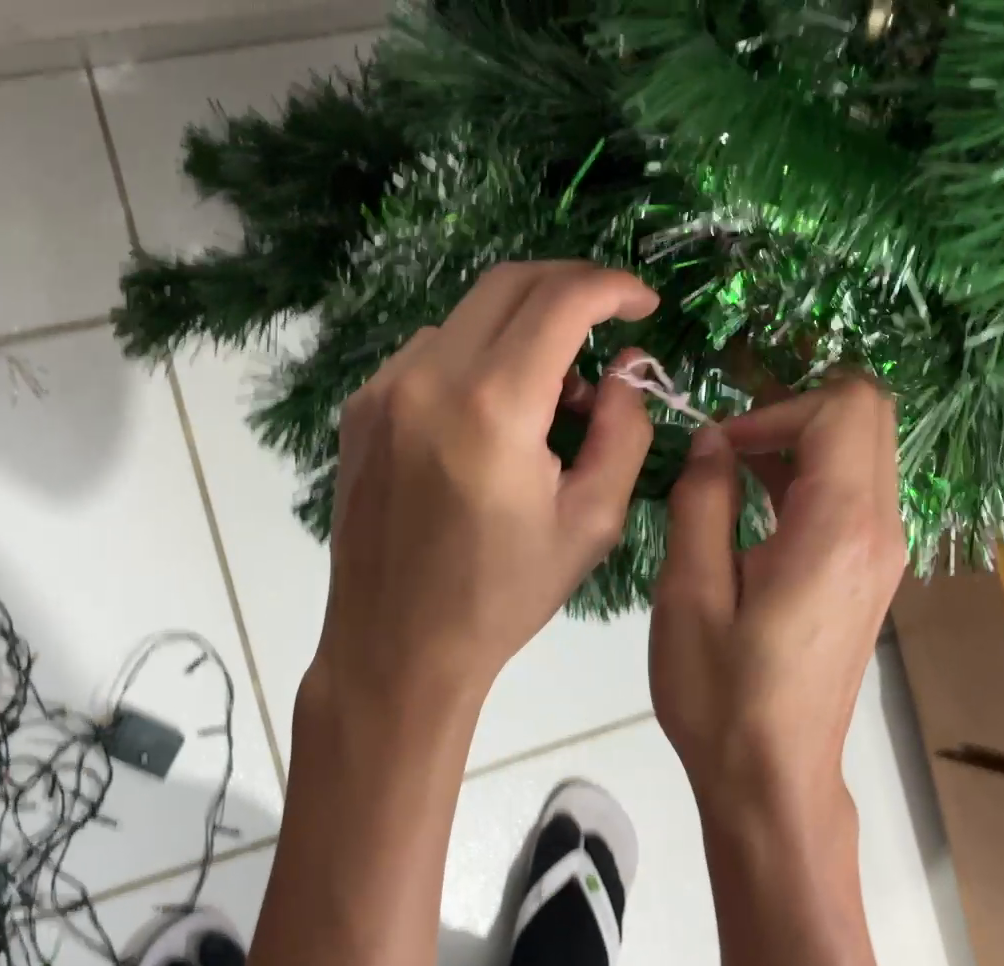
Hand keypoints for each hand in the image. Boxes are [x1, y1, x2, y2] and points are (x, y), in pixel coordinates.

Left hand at [301, 261, 659, 744]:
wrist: (395, 645)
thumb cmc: (502, 596)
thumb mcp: (590, 523)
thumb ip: (622, 432)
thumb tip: (626, 367)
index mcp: (493, 408)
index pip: (561, 300)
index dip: (612, 287)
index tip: (643, 305)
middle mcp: (427, 378)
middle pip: (508, 283)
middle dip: (570, 287)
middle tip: (608, 325)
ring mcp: (383, 389)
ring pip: (468, 318)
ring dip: (521, 331)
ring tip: (550, 400)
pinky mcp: (360, 409)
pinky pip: (429, 354)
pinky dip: (475, 361)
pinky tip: (492, 420)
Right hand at [649, 377, 904, 812]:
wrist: (773, 778)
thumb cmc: (722, 696)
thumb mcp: (689, 595)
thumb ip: (701, 502)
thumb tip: (711, 441)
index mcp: (837, 530)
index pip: (839, 409)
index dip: (772, 408)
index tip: (717, 448)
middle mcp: (879, 530)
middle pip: (868, 413)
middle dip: (796, 406)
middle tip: (730, 438)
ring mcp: (883, 552)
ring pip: (865, 448)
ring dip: (803, 438)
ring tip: (733, 462)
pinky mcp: (872, 572)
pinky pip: (855, 491)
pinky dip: (811, 474)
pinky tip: (755, 501)